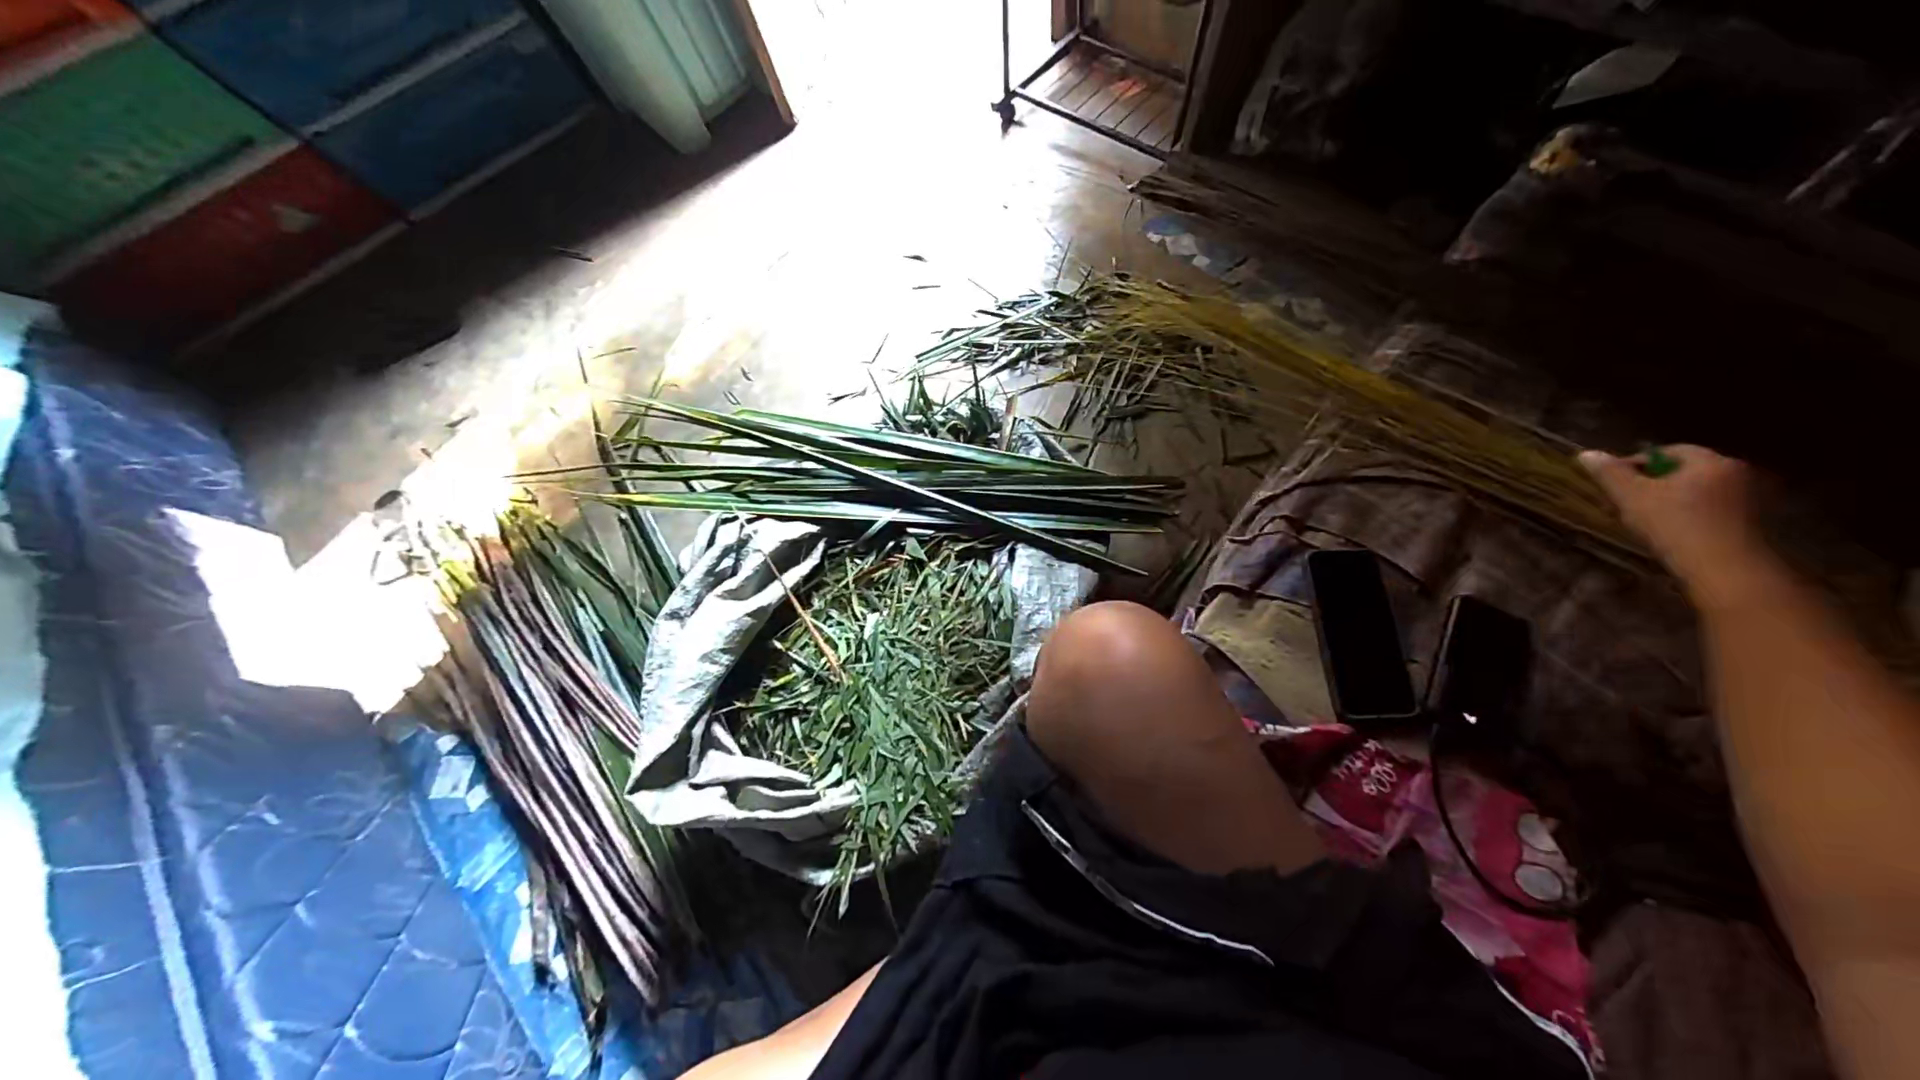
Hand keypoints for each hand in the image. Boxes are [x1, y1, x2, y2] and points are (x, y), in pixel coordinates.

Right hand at [1578, 445, 1764, 590]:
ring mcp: (1751, 498)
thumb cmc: (1674, 525)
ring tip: (1646, 521)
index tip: (1614, 484)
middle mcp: (1737, 472)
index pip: (1668, 451)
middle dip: (1653, 484)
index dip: (1636, 464)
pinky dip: (1691, 515)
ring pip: (1698, 491)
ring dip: (1672, 500)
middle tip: (1627, 503)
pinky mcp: (1754, 522)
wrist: (1724, 568)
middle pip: (1685, 471)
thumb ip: (1609, 473)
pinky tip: (1673, 533)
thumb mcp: (1630, 496)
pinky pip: (1713, 510)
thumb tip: (1587, 454)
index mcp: (1711, 461)